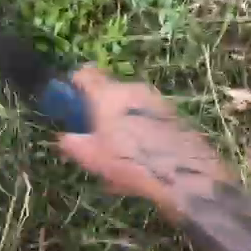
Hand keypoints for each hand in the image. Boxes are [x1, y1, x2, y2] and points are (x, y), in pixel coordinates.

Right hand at [55, 67, 234, 218]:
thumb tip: (65, 137)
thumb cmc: (129, 161)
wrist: (185, 177)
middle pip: (109, 92)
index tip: (71, 104)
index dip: (74, 86)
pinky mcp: (176, 117)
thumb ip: (71, 143)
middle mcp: (133, 90)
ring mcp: (158, 102)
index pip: (84, 74)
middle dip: (99, 110)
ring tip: (120, 153)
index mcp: (108, 94)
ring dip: (122, 122)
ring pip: (131, 107)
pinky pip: (149, 119)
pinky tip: (142, 159)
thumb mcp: (90, 157)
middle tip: (95, 135)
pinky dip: (142, 131)